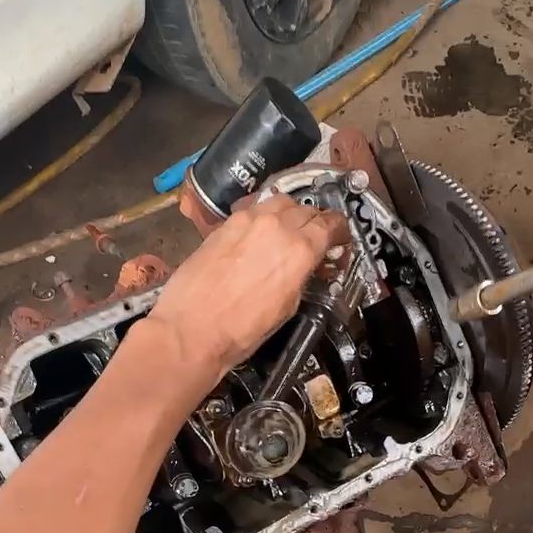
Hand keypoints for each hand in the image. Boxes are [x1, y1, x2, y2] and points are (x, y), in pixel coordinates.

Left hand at [147, 192, 350, 376]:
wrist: (192, 330)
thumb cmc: (239, 330)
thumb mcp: (287, 308)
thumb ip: (302, 278)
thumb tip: (305, 268)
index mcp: (300, 249)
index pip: (331, 224)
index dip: (340, 233)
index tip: (340, 242)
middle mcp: (276, 226)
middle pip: (307, 210)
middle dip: (316, 224)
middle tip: (316, 243)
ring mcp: (247, 221)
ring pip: (280, 202)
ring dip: (290, 214)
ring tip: (288, 234)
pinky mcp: (224, 225)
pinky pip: (253, 211)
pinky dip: (264, 219)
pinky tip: (260, 237)